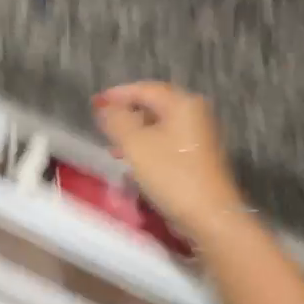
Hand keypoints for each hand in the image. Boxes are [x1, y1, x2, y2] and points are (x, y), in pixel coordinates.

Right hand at [93, 82, 246, 235]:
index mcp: (182, 104)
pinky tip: (132, 162)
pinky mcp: (197, 157)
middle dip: (126, 113)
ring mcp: (198, 137)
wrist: (208, 215)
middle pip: (154, 105)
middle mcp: (194, 114)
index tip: (95, 103)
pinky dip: (147, 146)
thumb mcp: (135, 144)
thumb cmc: (170, 174)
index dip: (118, 94)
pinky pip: (166, 143)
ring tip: (112, 146)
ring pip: (159, 126)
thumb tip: (105, 107)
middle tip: (102, 124)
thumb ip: (117, 120)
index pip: (145, 89)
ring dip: (134, 133)